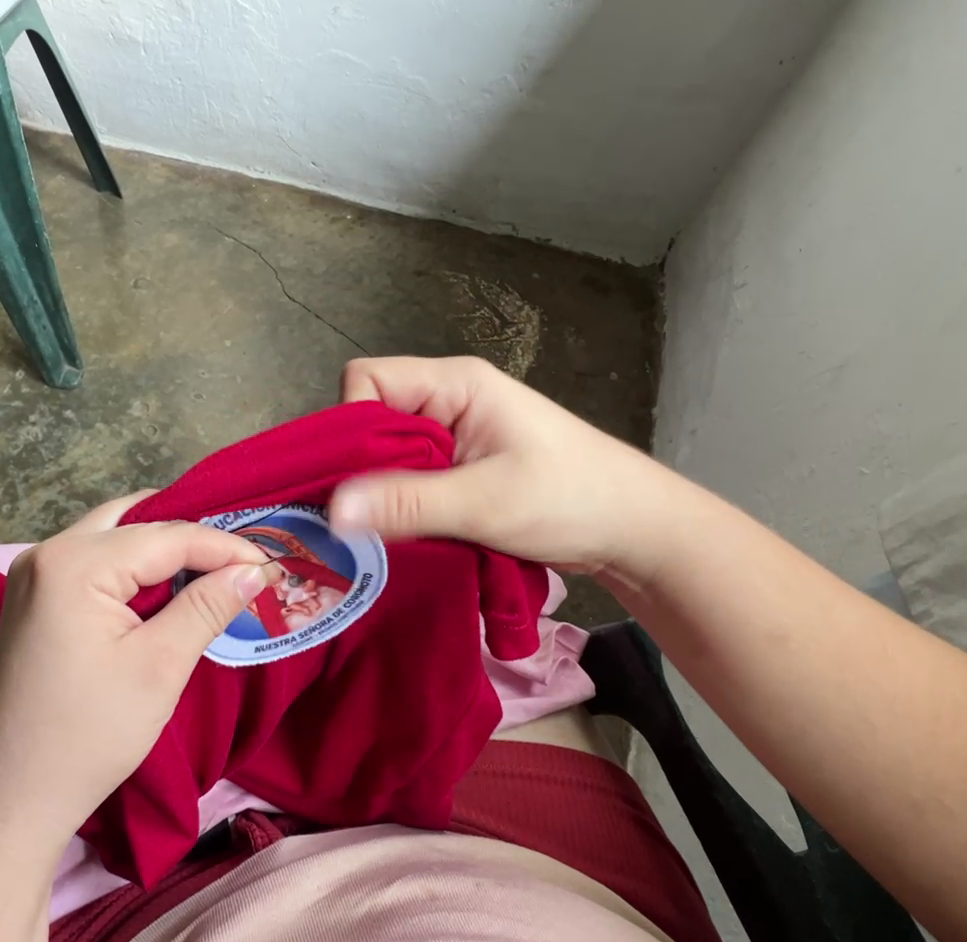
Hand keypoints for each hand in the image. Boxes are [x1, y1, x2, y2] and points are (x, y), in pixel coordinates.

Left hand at [0, 494, 267, 851]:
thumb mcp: (160, 667)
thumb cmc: (89, 735)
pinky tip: (167, 590)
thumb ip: (206, 607)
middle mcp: (45, 554)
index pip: (166, 535)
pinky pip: (94, 562)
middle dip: (191, 536)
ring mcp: (32, 575)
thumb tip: (253, 571)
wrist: (14, 795)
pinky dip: (135, 569)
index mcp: (72, 564)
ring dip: (163, 550)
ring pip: (113, 537)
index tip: (270, 565)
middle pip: (134, 521)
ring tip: (214, 571)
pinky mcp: (34, 600)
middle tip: (241, 560)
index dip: (224, 547)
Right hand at [328, 356, 696, 583]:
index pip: (367, 381)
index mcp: (455, 384)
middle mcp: (448, 402)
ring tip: (387, 533)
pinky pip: (410, 481)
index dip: (349, 425)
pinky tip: (408, 535)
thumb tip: (331, 509)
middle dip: (361, 470)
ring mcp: (455, 438)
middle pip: (371, 421)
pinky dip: (403, 508)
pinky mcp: (461, 471)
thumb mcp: (484, 502)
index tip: (354, 480)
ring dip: (383, 495)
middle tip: (363, 519)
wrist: (635, 531)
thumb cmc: (571, 500)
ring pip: (388, 457)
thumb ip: (406, 502)